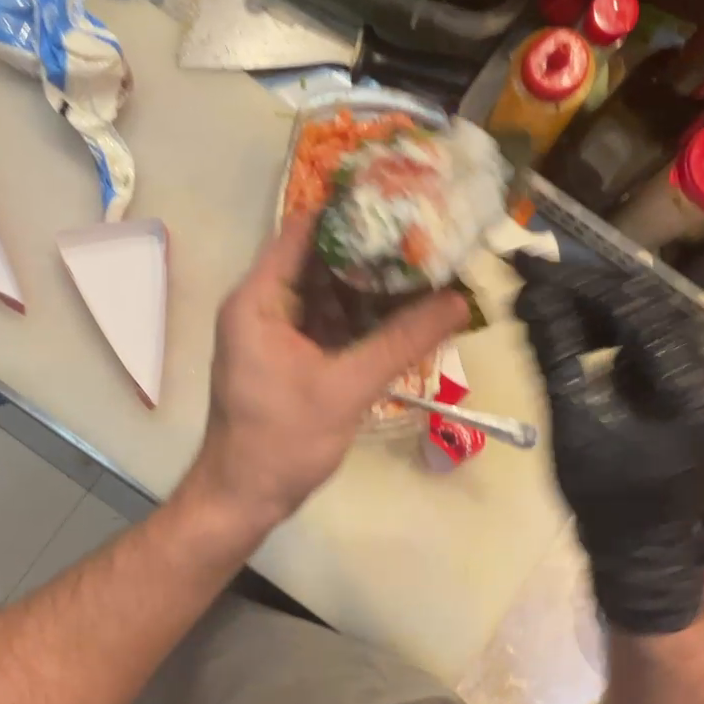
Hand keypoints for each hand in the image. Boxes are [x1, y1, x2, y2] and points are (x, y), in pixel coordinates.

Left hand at [182, 215, 468, 527]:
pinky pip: (330, 324)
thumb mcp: (346, 388)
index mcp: (259, 298)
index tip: (405, 205)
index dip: (353, 213)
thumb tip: (460, 301)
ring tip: (429, 271)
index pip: (306, 230)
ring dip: (373, 288)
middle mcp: (264, 305)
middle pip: (322, 259)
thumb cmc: (282, 442)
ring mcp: (276, 332)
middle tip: (430, 240)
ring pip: (330, 293)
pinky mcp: (290, 357)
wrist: (243, 498)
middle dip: (374, 252)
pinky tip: (407, 316)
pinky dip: (363, 320)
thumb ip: (403, 341)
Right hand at [511, 254, 703, 634]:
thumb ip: (555, 353)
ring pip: (636, 320)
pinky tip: (564, 332)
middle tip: (527, 273)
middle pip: (640, 304)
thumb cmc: (605, 497)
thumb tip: (529, 294)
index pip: (632, 305)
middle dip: (581, 286)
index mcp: (686, 380)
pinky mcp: (666, 391)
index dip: (577, 280)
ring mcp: (683, 380)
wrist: (634, 552)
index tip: (526, 265)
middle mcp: (696, 370)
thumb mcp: (574, 422)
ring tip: (540, 300)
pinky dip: (596, 331)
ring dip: (588, 306)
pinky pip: (632, 344)